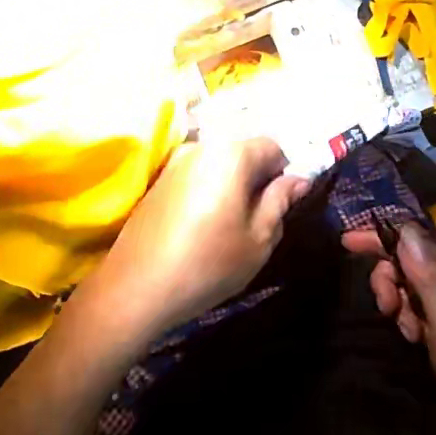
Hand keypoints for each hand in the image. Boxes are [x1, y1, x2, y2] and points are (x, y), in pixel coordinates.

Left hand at [83, 137, 308, 344]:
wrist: (136, 288)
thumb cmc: (208, 264)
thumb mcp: (259, 239)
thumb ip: (280, 201)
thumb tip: (298, 179)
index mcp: (231, 154)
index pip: (273, 146)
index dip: (285, 172)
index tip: (283, 205)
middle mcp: (201, 147)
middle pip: (243, 152)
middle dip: (257, 178)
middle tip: (259, 219)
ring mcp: (174, 162)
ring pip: (218, 164)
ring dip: (231, 185)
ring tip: (229, 227)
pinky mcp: (157, 181)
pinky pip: (196, 176)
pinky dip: (208, 192)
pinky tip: (203, 227)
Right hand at [360, 225, 435, 434]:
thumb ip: (427, 278)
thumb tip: (405, 230)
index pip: (410, 242)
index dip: (377, 241)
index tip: (346, 244)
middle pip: (405, 263)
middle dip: (390, 284)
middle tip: (388, 312)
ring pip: (406, 285)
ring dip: (399, 307)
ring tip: (411, 334)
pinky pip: (415, 305)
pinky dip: (408, 320)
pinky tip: (416, 339)